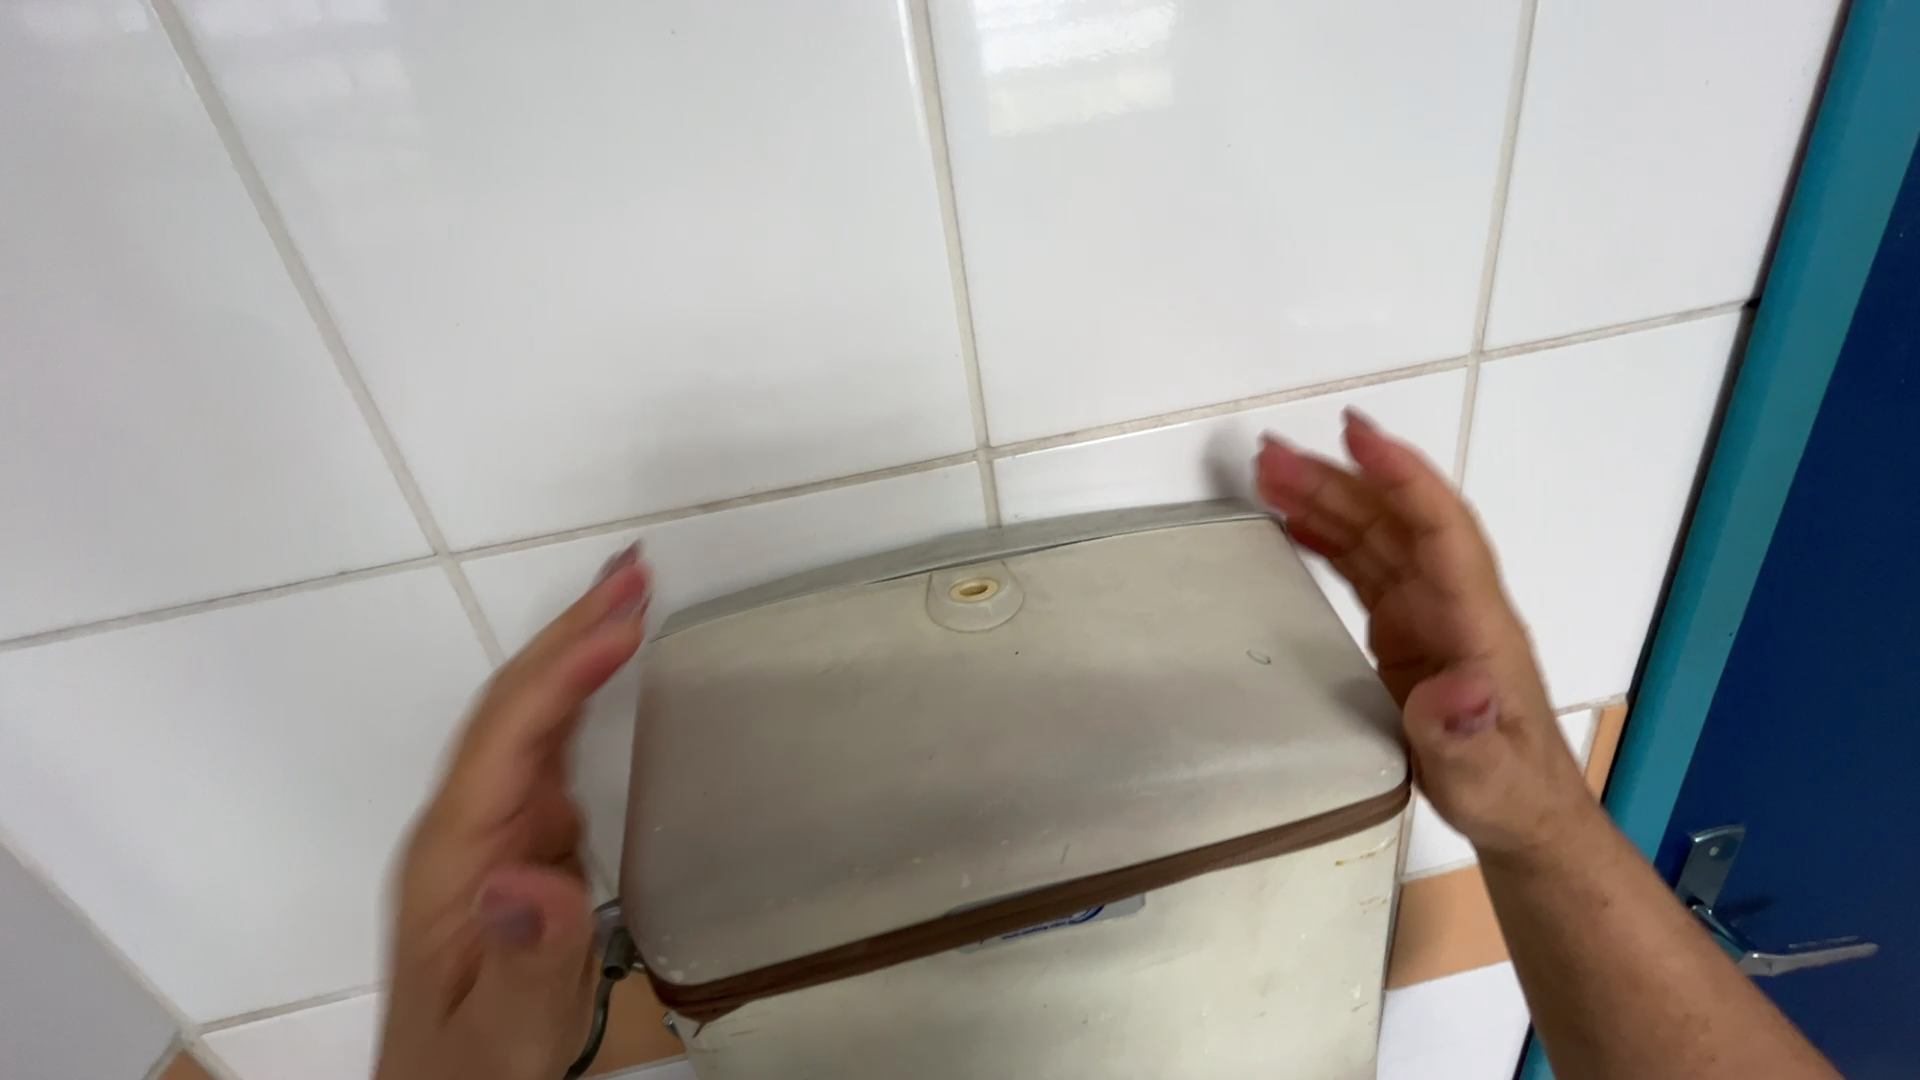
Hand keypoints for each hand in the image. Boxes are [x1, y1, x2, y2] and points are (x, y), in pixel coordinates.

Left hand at [376, 545, 651, 1079]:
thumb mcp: (502, 1032)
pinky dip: (584, 681)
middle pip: (514, 701)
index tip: (627, 625)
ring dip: (579, 639)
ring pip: (532, 705)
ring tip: (632, 590)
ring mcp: (495, 815)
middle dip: (571, 628)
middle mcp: (469, 815)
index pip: (508, 739)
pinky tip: (610, 653)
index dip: (564, 674)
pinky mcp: (524, 821)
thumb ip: (523, 957)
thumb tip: (526, 875)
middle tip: (635, 570)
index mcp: (455, 853)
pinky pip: (552, 732)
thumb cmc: (479, 1061)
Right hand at [1255, 411, 1594, 856]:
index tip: (1356, 435)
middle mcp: (1449, 599)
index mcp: (1474, 620)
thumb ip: (1468, 735)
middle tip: (1271, 453)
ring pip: (1371, 533)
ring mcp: (1424, 608)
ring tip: (1267, 471)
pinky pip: (1360, 563)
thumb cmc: (1504, 790)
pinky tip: (1293, 520)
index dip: (1401, 478)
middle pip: (1393, 519)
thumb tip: (1458, 688)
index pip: (1441, 530)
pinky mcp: (1402, 623)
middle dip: (1336, 478)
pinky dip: (1326, 534)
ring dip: (1323, 497)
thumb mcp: (1486, 776)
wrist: (1517, 806)